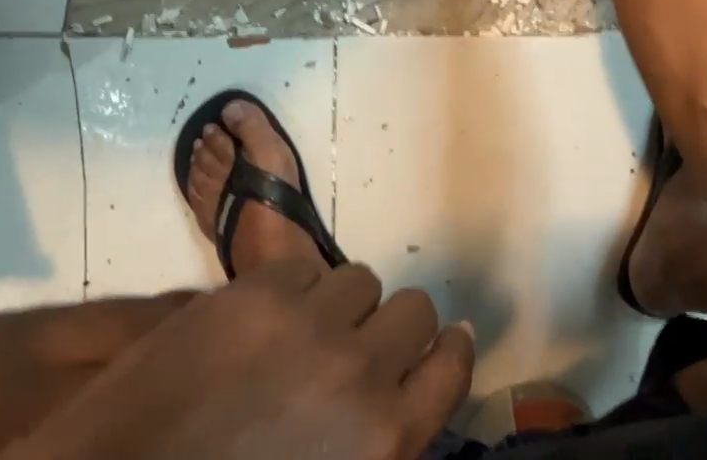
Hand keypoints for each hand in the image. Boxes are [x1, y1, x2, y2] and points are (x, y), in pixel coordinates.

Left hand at [6, 261, 475, 459]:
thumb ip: (380, 437)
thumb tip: (406, 386)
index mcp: (383, 438)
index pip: (453, 365)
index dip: (449, 349)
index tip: (440, 343)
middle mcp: (359, 371)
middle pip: (416, 309)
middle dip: (394, 328)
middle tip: (359, 346)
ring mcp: (305, 324)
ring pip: (362, 279)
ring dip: (343, 306)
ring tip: (304, 333)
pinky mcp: (253, 293)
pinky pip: (305, 267)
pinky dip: (294, 291)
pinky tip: (263, 323)